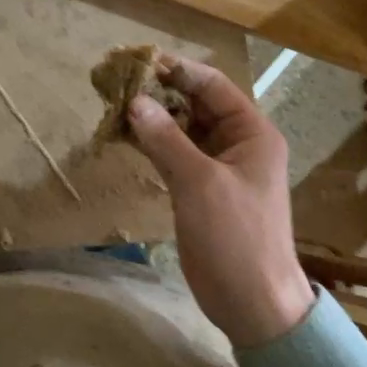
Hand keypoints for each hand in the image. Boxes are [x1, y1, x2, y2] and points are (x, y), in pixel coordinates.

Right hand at [129, 56, 316, 347]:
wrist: (254, 305)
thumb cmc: (237, 237)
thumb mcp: (200, 184)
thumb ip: (167, 140)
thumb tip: (135, 101)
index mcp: (252, 133)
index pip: (213, 85)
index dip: (178, 70)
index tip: (139, 61)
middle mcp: (237, 143)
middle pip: (195, 104)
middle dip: (159, 93)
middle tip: (117, 82)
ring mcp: (217, 167)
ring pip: (181, 129)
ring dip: (151, 118)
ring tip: (113, 104)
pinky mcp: (200, 190)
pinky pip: (174, 154)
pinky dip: (151, 143)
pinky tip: (123, 135)